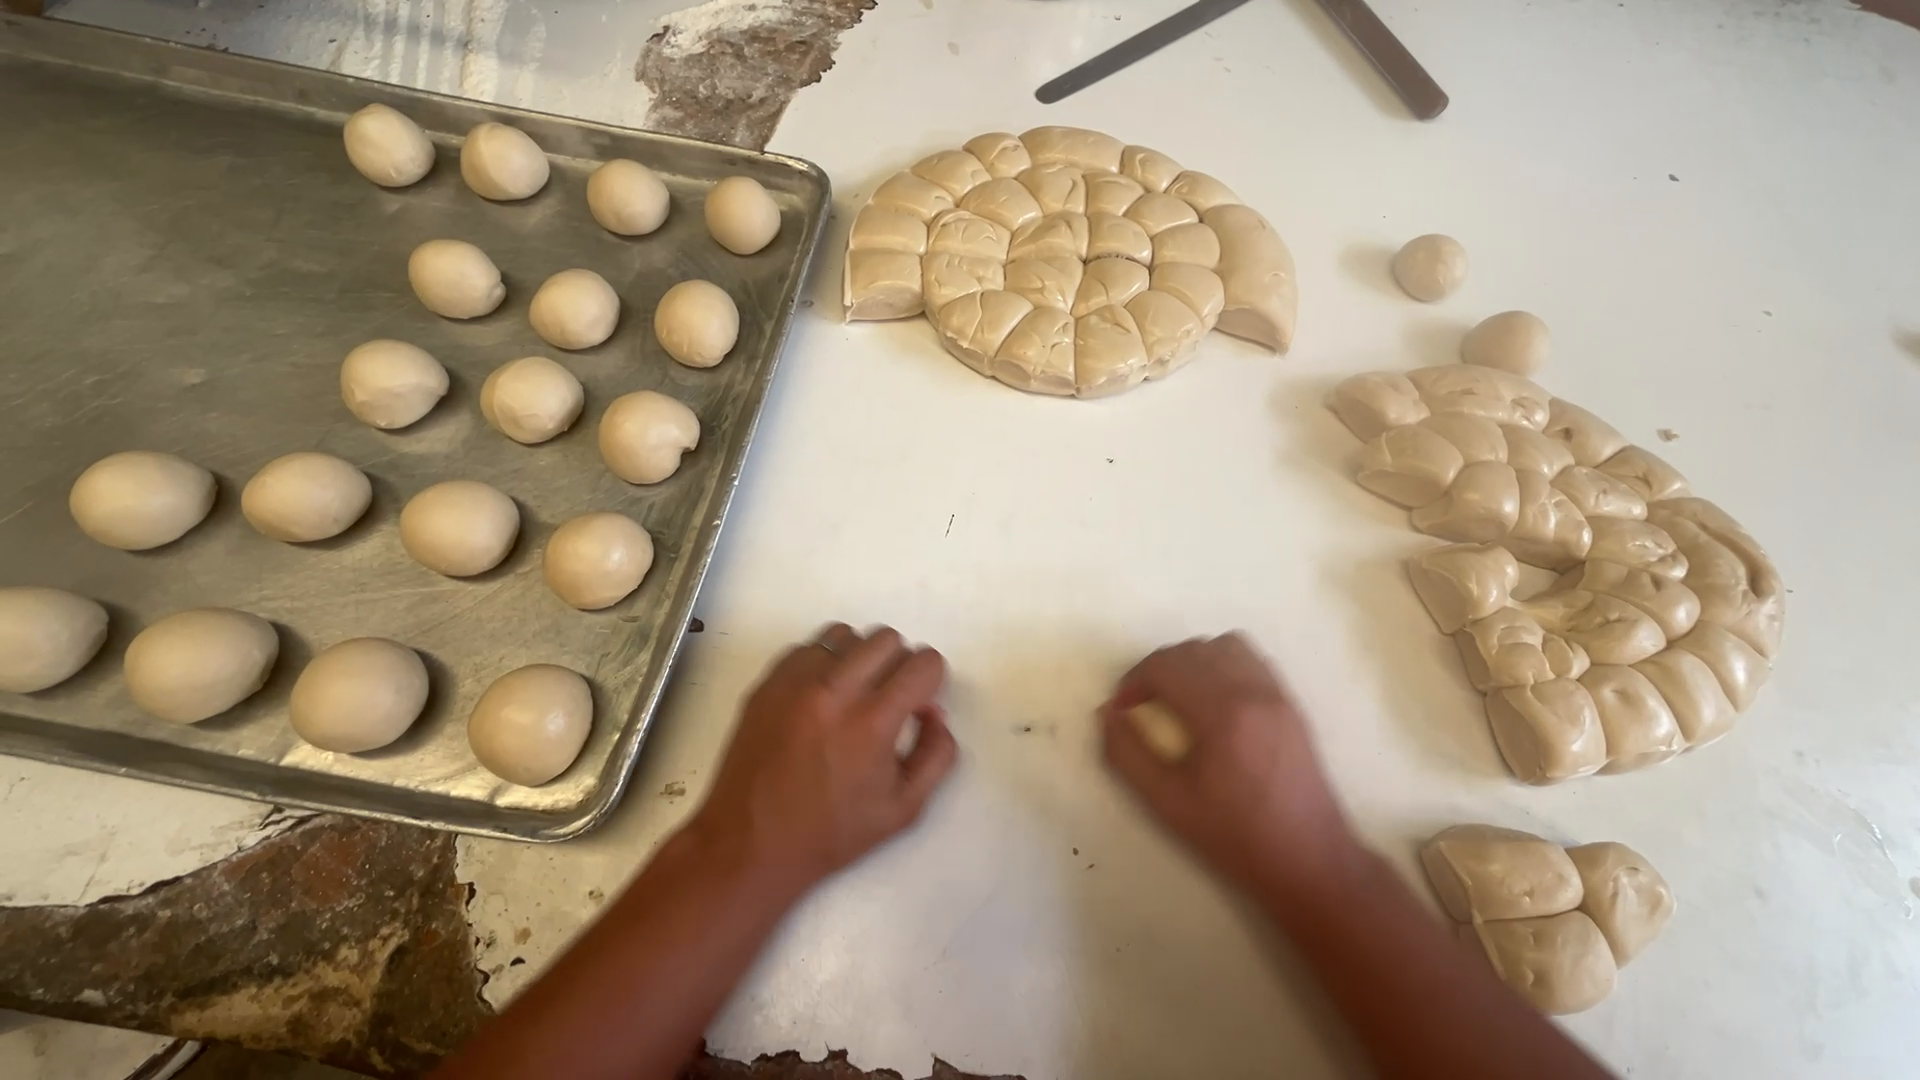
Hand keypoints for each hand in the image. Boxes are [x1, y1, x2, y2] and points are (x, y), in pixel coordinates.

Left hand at [689, 623, 958, 895]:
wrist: (749, 843)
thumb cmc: (831, 832)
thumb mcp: (905, 809)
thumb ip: (936, 754)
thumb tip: (933, 712)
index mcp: (873, 722)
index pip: (923, 662)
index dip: (931, 681)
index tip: (918, 705)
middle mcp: (834, 690)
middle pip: (887, 639)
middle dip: (899, 665)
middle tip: (888, 700)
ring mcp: (795, 681)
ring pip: (846, 635)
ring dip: (860, 658)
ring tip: (851, 696)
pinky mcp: (767, 682)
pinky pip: (808, 647)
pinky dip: (823, 664)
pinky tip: (819, 700)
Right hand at [1099, 632, 1359, 899]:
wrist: (1311, 862)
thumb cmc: (1235, 837)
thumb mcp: (1167, 803)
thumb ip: (1127, 754)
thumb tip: (1107, 713)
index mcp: (1222, 714)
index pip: (1166, 666)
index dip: (1134, 680)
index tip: (1123, 709)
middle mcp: (1253, 691)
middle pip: (1192, 650)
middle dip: (1158, 670)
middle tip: (1142, 705)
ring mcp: (1278, 694)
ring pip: (1224, 645)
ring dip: (1192, 661)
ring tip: (1180, 697)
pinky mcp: (1292, 704)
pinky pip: (1252, 659)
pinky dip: (1223, 665)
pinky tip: (1214, 702)